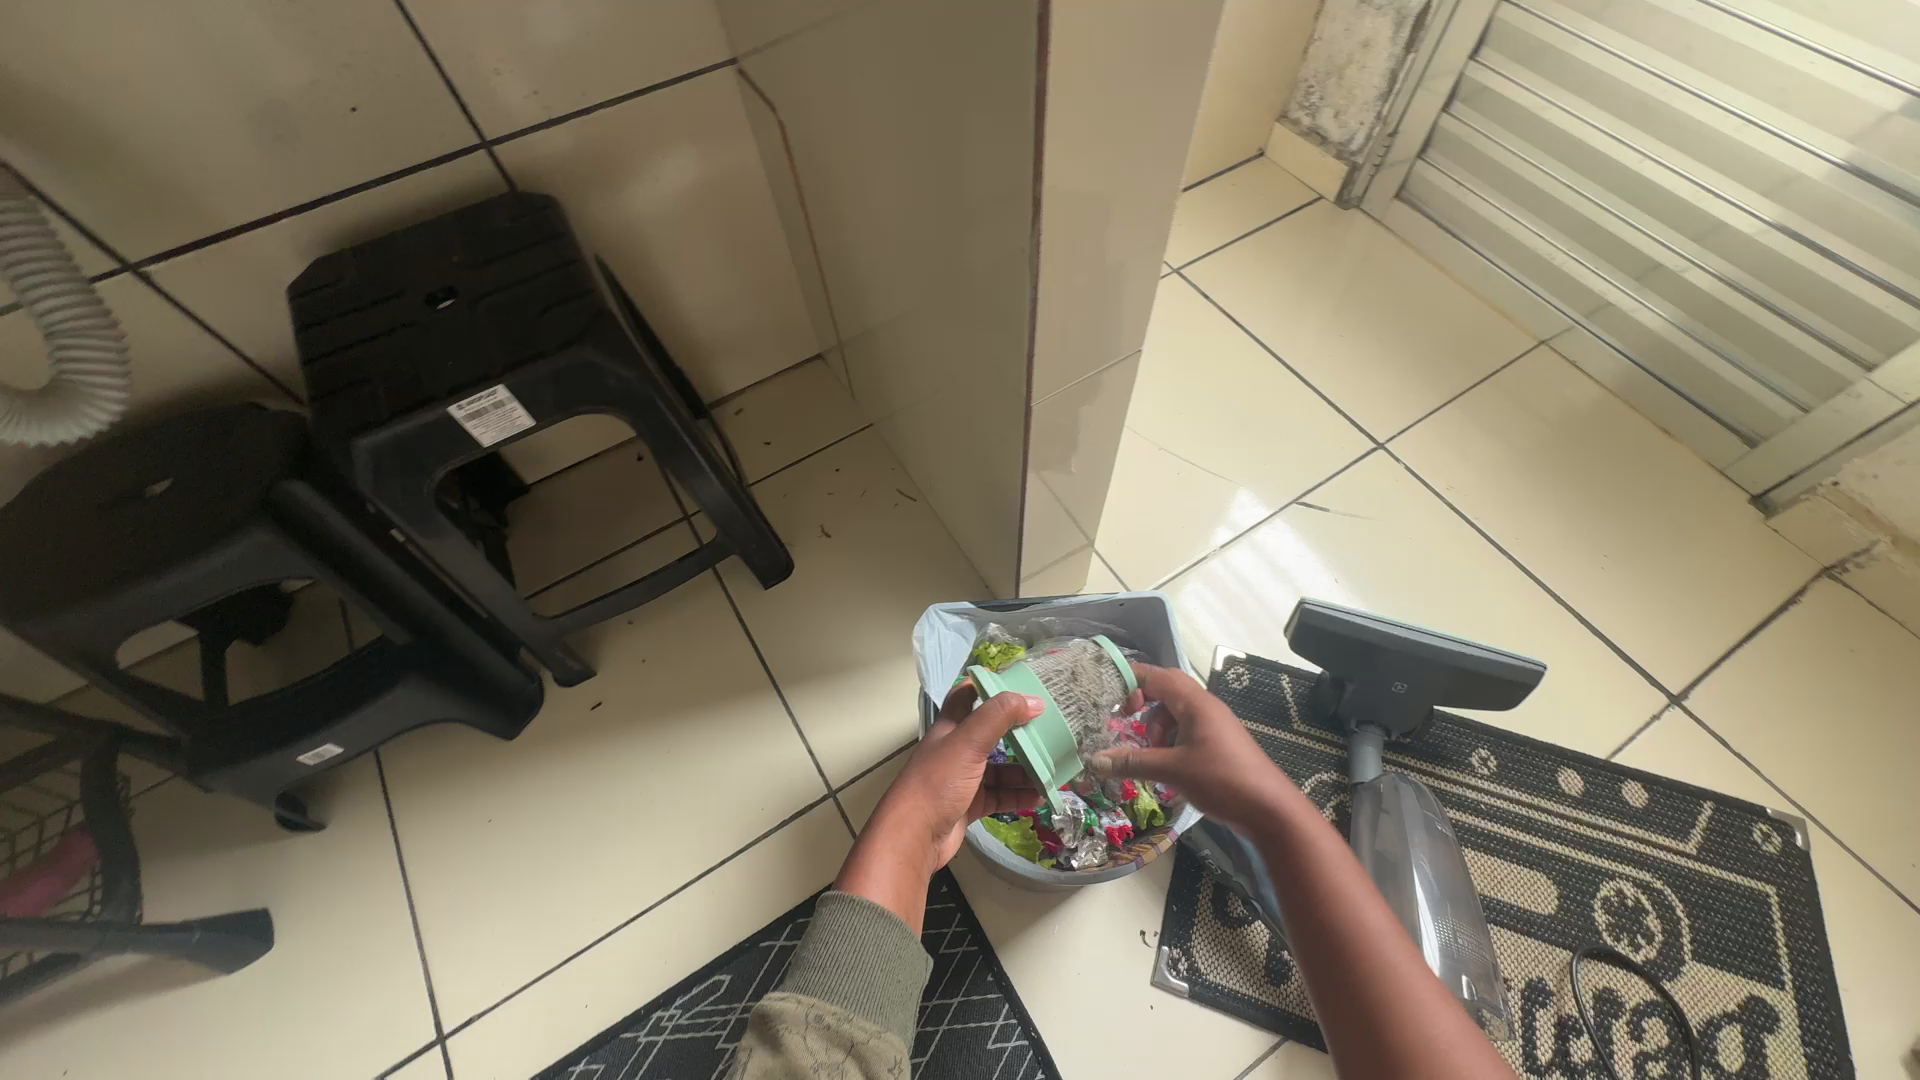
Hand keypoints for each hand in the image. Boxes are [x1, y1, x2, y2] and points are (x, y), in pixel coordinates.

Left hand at [834, 683, 1041, 931]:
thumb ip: (999, 716)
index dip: (986, 687)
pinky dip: (1018, 795)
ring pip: (998, 769)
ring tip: (1052, 769)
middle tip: (1047, 731)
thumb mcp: (969, 741)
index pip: (965, 696)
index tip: (1015, 684)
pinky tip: (1039, 796)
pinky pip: (999, 796)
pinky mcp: (969, 805)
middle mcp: (955, 750)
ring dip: (1024, 769)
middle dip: (1017, 733)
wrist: (914, 836)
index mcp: (950, 727)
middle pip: (990, 735)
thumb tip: (1034, 701)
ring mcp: (962, 779)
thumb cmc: (939, 781)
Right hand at [1087, 662, 1294, 830]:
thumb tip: (1095, 761)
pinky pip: (1186, 731)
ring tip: (1151, 756)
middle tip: (1126, 721)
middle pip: (1166, 690)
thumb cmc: (1222, 780)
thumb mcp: (1173, 771)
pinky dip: (1171, 743)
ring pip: (1175, 713)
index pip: (1156, 675)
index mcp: (1195, 703)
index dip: (1130, 681)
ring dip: (1157, 729)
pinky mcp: (1218, 744)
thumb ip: (1133, 762)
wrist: (1271, 811)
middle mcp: (1205, 706)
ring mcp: (1214, 725)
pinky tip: (1168, 769)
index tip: (1110, 701)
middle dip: (1142, 704)